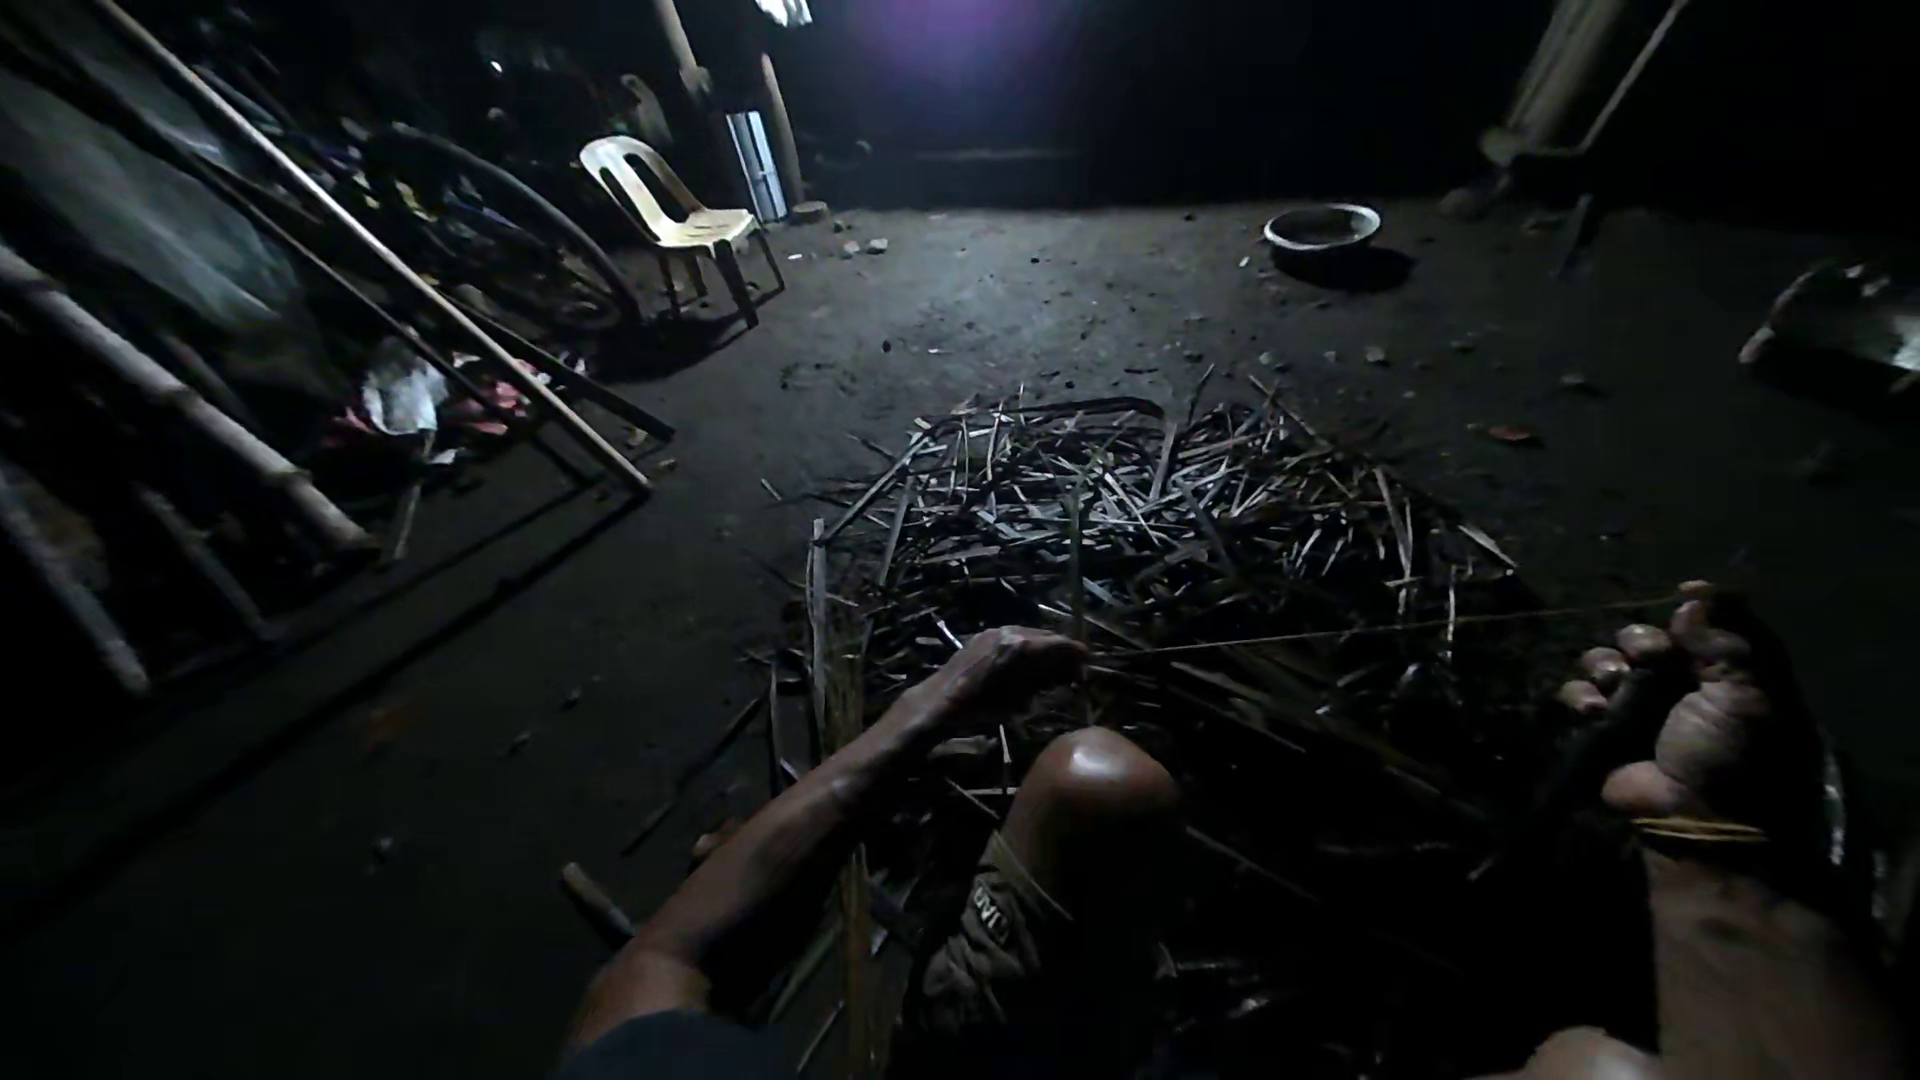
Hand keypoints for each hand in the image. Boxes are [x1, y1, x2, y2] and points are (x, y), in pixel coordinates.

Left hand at [908, 626, 1086, 720]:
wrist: (942, 699)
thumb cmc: (982, 706)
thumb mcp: (1020, 698)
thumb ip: (1046, 680)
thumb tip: (1070, 672)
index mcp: (1022, 646)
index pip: (1058, 643)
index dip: (1076, 652)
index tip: (1086, 660)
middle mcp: (1010, 631)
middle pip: (1046, 635)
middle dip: (1061, 650)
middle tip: (1072, 667)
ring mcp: (995, 631)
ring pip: (1029, 634)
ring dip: (1043, 647)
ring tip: (1051, 666)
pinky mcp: (983, 635)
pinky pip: (1013, 635)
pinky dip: (1025, 646)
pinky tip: (1026, 662)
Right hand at [1557, 582, 1820, 838]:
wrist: (1691, 814)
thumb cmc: (1731, 755)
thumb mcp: (1747, 699)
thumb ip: (1726, 646)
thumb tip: (1694, 595)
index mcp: (1726, 678)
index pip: (1706, 628)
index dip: (1693, 610)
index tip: (1679, 593)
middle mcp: (1680, 685)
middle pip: (1642, 638)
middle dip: (1636, 641)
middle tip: (1645, 657)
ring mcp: (1635, 704)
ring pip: (1602, 660)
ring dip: (1603, 668)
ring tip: (1613, 688)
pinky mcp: (1599, 722)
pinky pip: (1576, 692)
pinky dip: (1581, 697)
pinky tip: (1594, 712)